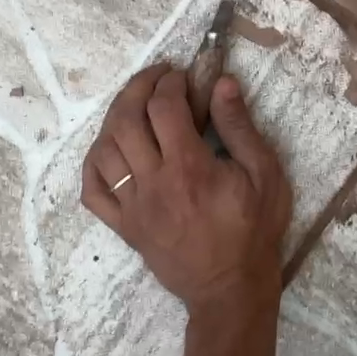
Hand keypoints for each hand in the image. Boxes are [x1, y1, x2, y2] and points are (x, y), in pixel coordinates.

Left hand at [82, 66, 291, 352]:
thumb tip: (222, 82)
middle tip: (158, 75)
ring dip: (115, 117)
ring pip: (103, 152)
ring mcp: (132, 206)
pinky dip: (95, 161)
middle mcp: (152, 183)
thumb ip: (239, 126)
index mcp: (188, 167)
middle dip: (138, 88)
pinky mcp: (123, 225)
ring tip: (137, 102)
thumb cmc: (254, 225)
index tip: (184, 73)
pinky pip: (93, 189)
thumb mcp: (264, 171)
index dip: (170, 82)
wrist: (230, 284)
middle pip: (125, 122)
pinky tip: (112, 145)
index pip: (163, 108)